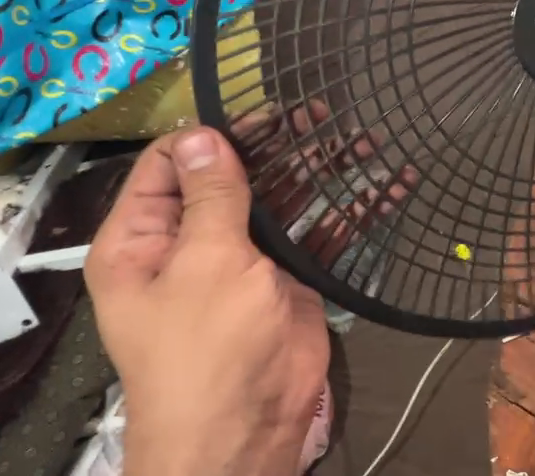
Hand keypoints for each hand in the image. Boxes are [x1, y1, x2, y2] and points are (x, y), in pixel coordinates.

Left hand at [86, 105, 411, 475]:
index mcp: (145, 239)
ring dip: (320, 170)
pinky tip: (389, 184)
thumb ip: (212, 195)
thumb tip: (199, 135)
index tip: (263, 109)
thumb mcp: (205, 261)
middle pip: (234, 175)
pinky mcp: (288, 274)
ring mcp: (244, 257)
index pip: (167, 165)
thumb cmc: (206, 344)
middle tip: (323, 112)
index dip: (210, 134)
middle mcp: (191, 241)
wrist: (246, 426)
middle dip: (277, 145)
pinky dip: (351, 208)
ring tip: (364, 138)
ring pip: (282, 198)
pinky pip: (319, 229)